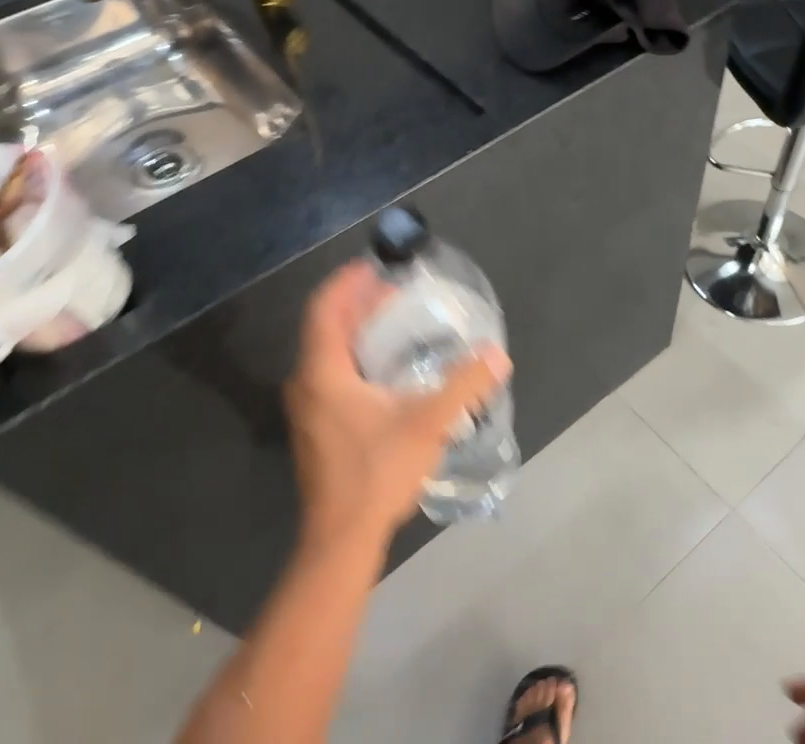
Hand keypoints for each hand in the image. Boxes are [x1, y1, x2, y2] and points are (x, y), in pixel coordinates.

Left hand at [285, 260, 511, 549]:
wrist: (341, 538)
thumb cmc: (377, 472)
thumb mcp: (428, 423)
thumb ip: (464, 385)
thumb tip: (497, 354)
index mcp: (323, 373)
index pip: (325, 309)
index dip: (347, 282)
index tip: (373, 265)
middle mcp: (307, 385)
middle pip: (326, 329)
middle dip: (356, 305)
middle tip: (393, 293)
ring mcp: (308, 411)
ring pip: (328, 355)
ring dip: (356, 334)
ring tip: (393, 325)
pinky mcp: (317, 431)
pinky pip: (331, 377)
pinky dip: (354, 360)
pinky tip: (385, 373)